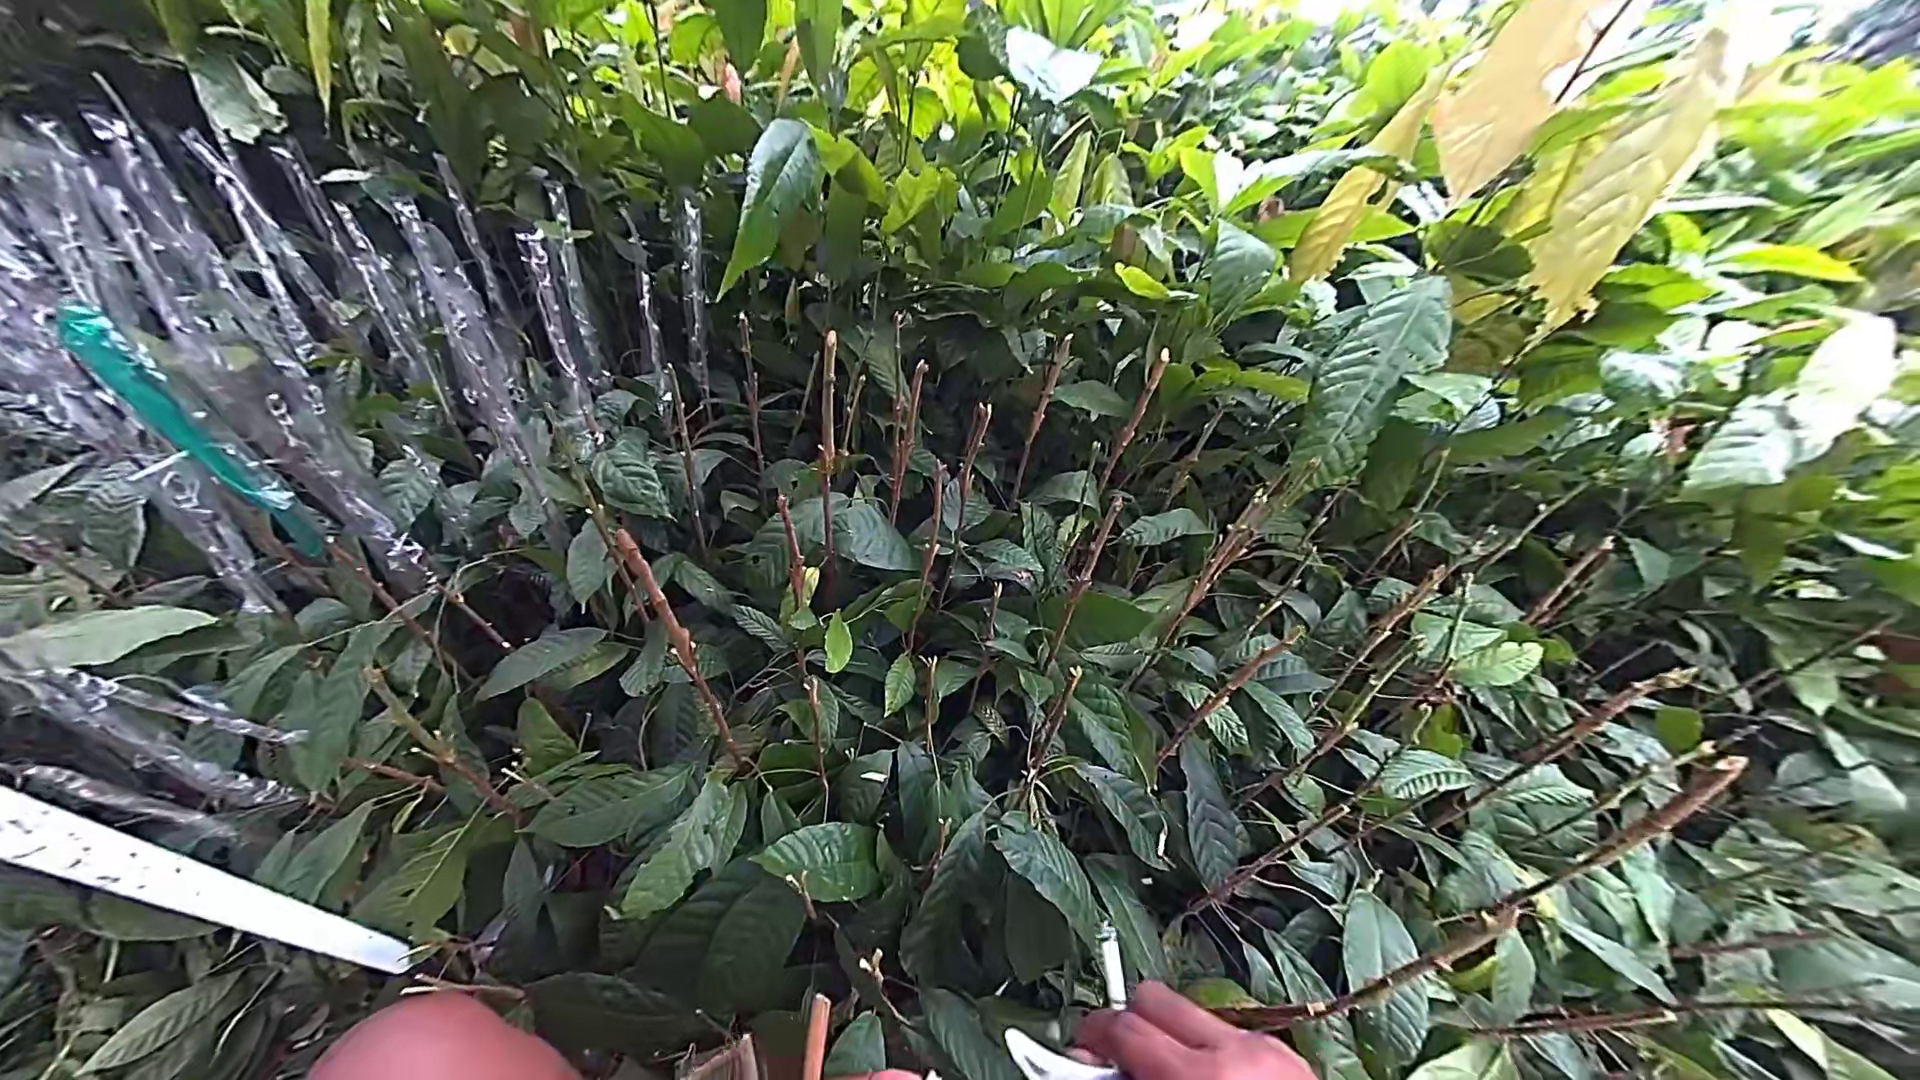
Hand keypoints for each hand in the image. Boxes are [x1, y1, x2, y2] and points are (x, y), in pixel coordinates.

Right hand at [1076, 981, 1315, 1079]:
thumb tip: (1097, 1071)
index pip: (1124, 1027)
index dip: (1092, 1035)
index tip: (1082, 1051)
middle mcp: (1236, 1051)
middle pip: (1152, 997)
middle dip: (1127, 1021)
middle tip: (1118, 1060)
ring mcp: (1266, 1051)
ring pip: (1190, 1012)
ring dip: (1168, 1037)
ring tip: (1167, 1079)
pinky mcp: (1288, 1059)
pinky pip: (1228, 1034)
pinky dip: (1208, 1053)